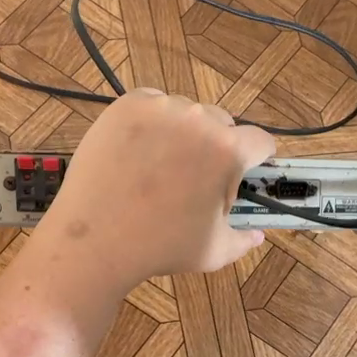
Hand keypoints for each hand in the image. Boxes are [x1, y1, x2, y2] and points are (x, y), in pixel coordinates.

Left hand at [28, 89, 272, 295]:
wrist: (96, 239)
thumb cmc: (160, 248)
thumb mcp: (214, 251)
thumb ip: (243, 240)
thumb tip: (257, 236)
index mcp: (228, 151)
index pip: (260, 141)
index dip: (259, 157)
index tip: (249, 167)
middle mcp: (198, 120)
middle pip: (223, 124)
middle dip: (217, 148)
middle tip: (195, 180)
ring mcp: (160, 108)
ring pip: (187, 113)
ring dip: (185, 134)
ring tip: (163, 168)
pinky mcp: (127, 106)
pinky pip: (154, 105)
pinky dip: (154, 123)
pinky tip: (143, 153)